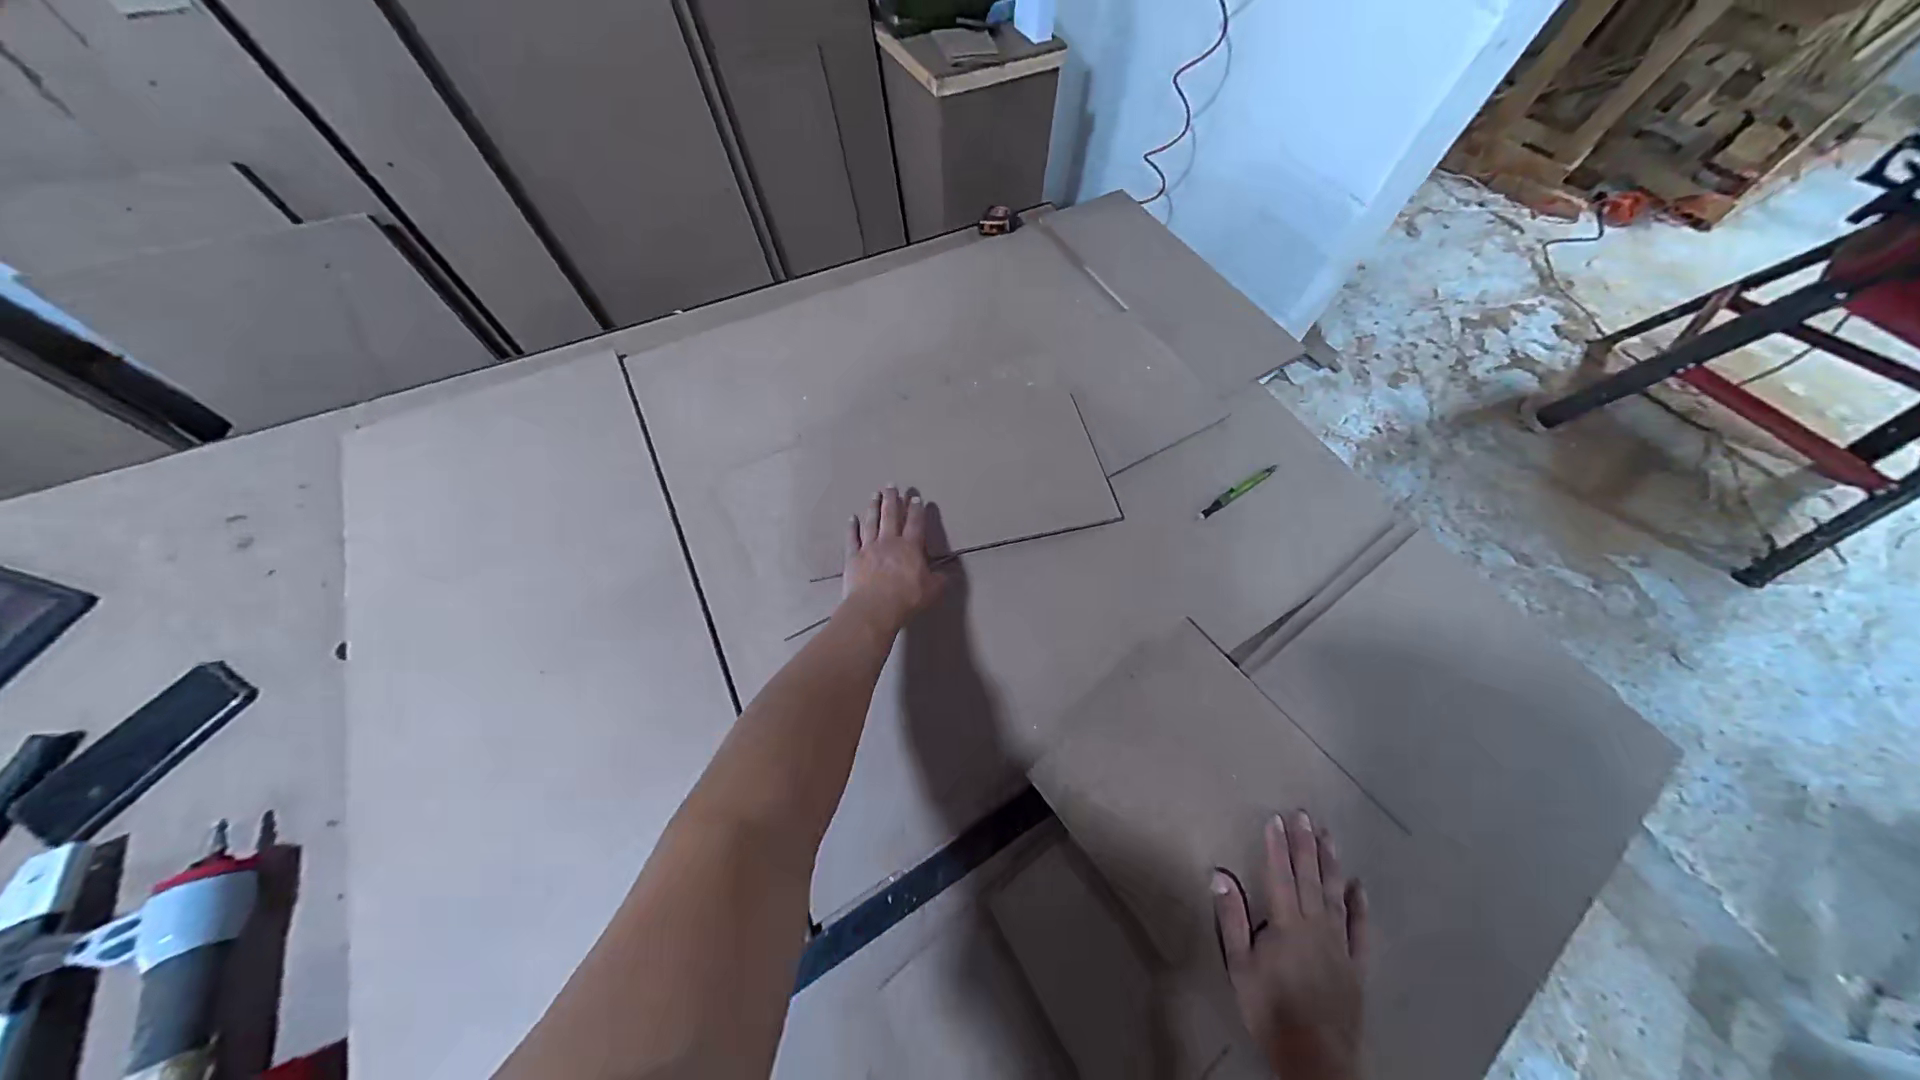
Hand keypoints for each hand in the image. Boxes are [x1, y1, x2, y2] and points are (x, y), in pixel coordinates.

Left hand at [841, 487, 944, 632]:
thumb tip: (950, 575)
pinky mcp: (853, 558)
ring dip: (873, 507)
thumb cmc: (907, 598)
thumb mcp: (933, 590)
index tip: (915, 497)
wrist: (875, 607)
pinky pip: (852, 538)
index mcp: (910, 547)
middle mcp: (889, 542)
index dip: (916, 509)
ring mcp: (869, 548)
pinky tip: (851, 518)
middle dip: (892, 499)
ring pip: (871, 522)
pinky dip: (851, 527)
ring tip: (874, 494)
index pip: (915, 523)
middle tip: (891, 486)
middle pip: (891, 515)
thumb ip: (941, 580)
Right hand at [1212, 811, 1367, 1079]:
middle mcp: (1315, 925)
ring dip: (1330, 862)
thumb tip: (1220, 875)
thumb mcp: (1239, 965)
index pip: (1279, 873)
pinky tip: (1359, 885)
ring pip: (1334, 893)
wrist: (1317, 1055)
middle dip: (1305, 843)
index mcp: (1286, 923)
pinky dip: (1359, 905)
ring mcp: (1339, 943)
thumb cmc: (1270, 1009)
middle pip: (1309, 876)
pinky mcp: (1356, 964)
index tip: (1275, 818)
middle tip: (1304, 814)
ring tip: (1328, 835)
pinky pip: (1360, 928)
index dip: (1276, 844)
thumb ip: (1232, 919)